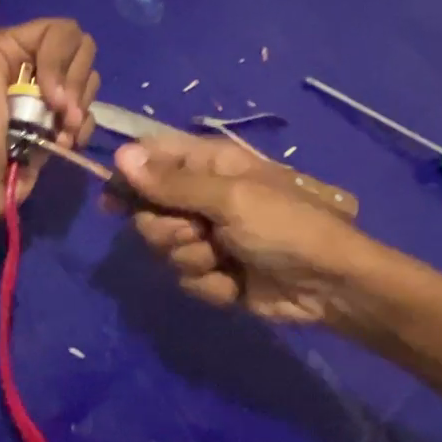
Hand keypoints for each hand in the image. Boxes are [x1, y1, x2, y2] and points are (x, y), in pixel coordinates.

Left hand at [0, 0, 98, 229]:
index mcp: (10, 48)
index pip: (63, 31)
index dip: (60, 59)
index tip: (45, 90)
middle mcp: (32, 70)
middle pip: (82, 55)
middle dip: (73, 85)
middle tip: (54, 111)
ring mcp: (47, 102)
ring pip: (89, 86)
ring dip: (77, 111)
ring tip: (55, 133)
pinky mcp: (58, 131)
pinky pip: (88, 118)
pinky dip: (80, 131)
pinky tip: (61, 145)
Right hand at [114, 135, 385, 325]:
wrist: (329, 286)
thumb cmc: (286, 227)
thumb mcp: (230, 199)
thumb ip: (172, 183)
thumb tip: (120, 155)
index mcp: (209, 165)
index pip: (151, 159)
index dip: (128, 177)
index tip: (113, 201)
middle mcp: (201, 197)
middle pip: (147, 211)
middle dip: (166, 230)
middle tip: (196, 233)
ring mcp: (206, 237)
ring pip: (162, 249)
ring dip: (191, 260)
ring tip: (223, 260)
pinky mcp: (212, 273)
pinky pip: (183, 278)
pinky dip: (208, 285)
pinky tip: (233, 284)